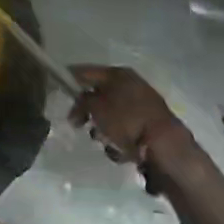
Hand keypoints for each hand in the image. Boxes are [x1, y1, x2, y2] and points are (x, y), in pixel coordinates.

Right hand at [68, 65, 193, 189]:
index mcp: (119, 74)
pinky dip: (119, 140)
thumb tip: (79, 101)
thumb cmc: (127, 120)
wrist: (166, 147)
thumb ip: (82, 100)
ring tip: (104, 141)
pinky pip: (124, 131)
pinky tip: (120, 151)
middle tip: (77, 124)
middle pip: (98, 95)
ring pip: (111, 116)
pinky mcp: (150, 127)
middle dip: (87, 112)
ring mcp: (143, 106)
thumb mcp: (96, 106)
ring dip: (102, 129)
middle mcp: (132, 85)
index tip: (57, 89)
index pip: (86, 71)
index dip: (69, 78)